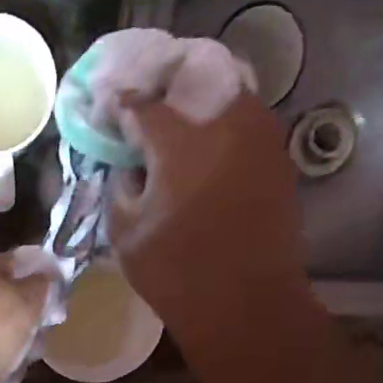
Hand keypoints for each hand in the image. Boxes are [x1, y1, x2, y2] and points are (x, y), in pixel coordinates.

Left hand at [0, 253, 51, 382]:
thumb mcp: (24, 303)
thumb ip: (42, 286)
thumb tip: (47, 273)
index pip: (26, 264)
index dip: (47, 283)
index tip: (58, 310)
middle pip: (14, 308)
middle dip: (29, 333)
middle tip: (32, 348)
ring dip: (9, 360)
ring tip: (7, 374)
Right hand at [110, 95, 306, 320]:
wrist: (245, 302)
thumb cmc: (176, 271)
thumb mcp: (126, 231)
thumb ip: (121, 186)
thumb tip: (129, 165)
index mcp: (182, 141)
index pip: (142, 105)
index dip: (119, 106)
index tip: (105, 112)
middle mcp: (227, 124)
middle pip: (193, 80)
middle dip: (164, 87)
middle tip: (142, 105)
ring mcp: (260, 138)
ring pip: (226, 94)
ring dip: (197, 103)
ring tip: (173, 124)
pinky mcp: (277, 158)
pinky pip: (245, 122)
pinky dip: (221, 125)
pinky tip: (202, 149)